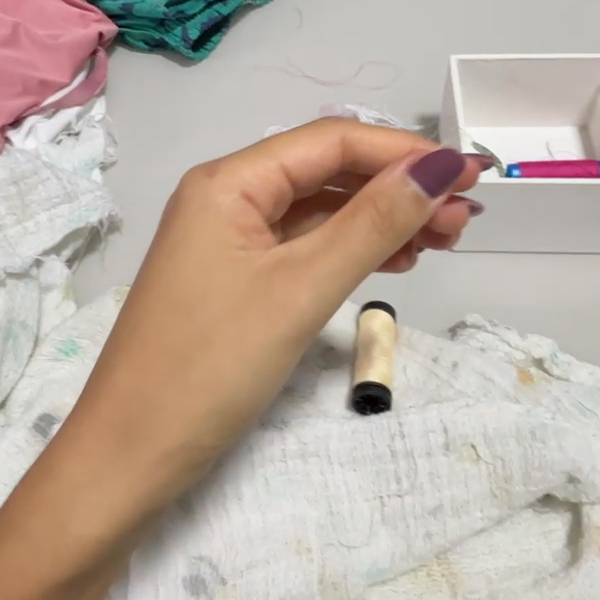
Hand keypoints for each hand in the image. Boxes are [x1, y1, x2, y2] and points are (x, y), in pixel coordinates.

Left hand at [70, 118, 486, 491]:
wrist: (129, 457)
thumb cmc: (209, 368)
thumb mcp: (301, 290)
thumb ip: (372, 223)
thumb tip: (439, 168)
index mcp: (229, 182)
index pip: (331, 143)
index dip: (404, 153)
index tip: (470, 175)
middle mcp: (226, 199)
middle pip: (327, 174)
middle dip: (398, 189)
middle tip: (465, 221)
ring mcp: (228, 242)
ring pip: (319, 213)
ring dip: (381, 221)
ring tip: (443, 243)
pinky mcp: (236, 281)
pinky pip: (303, 249)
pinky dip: (351, 252)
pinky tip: (394, 263)